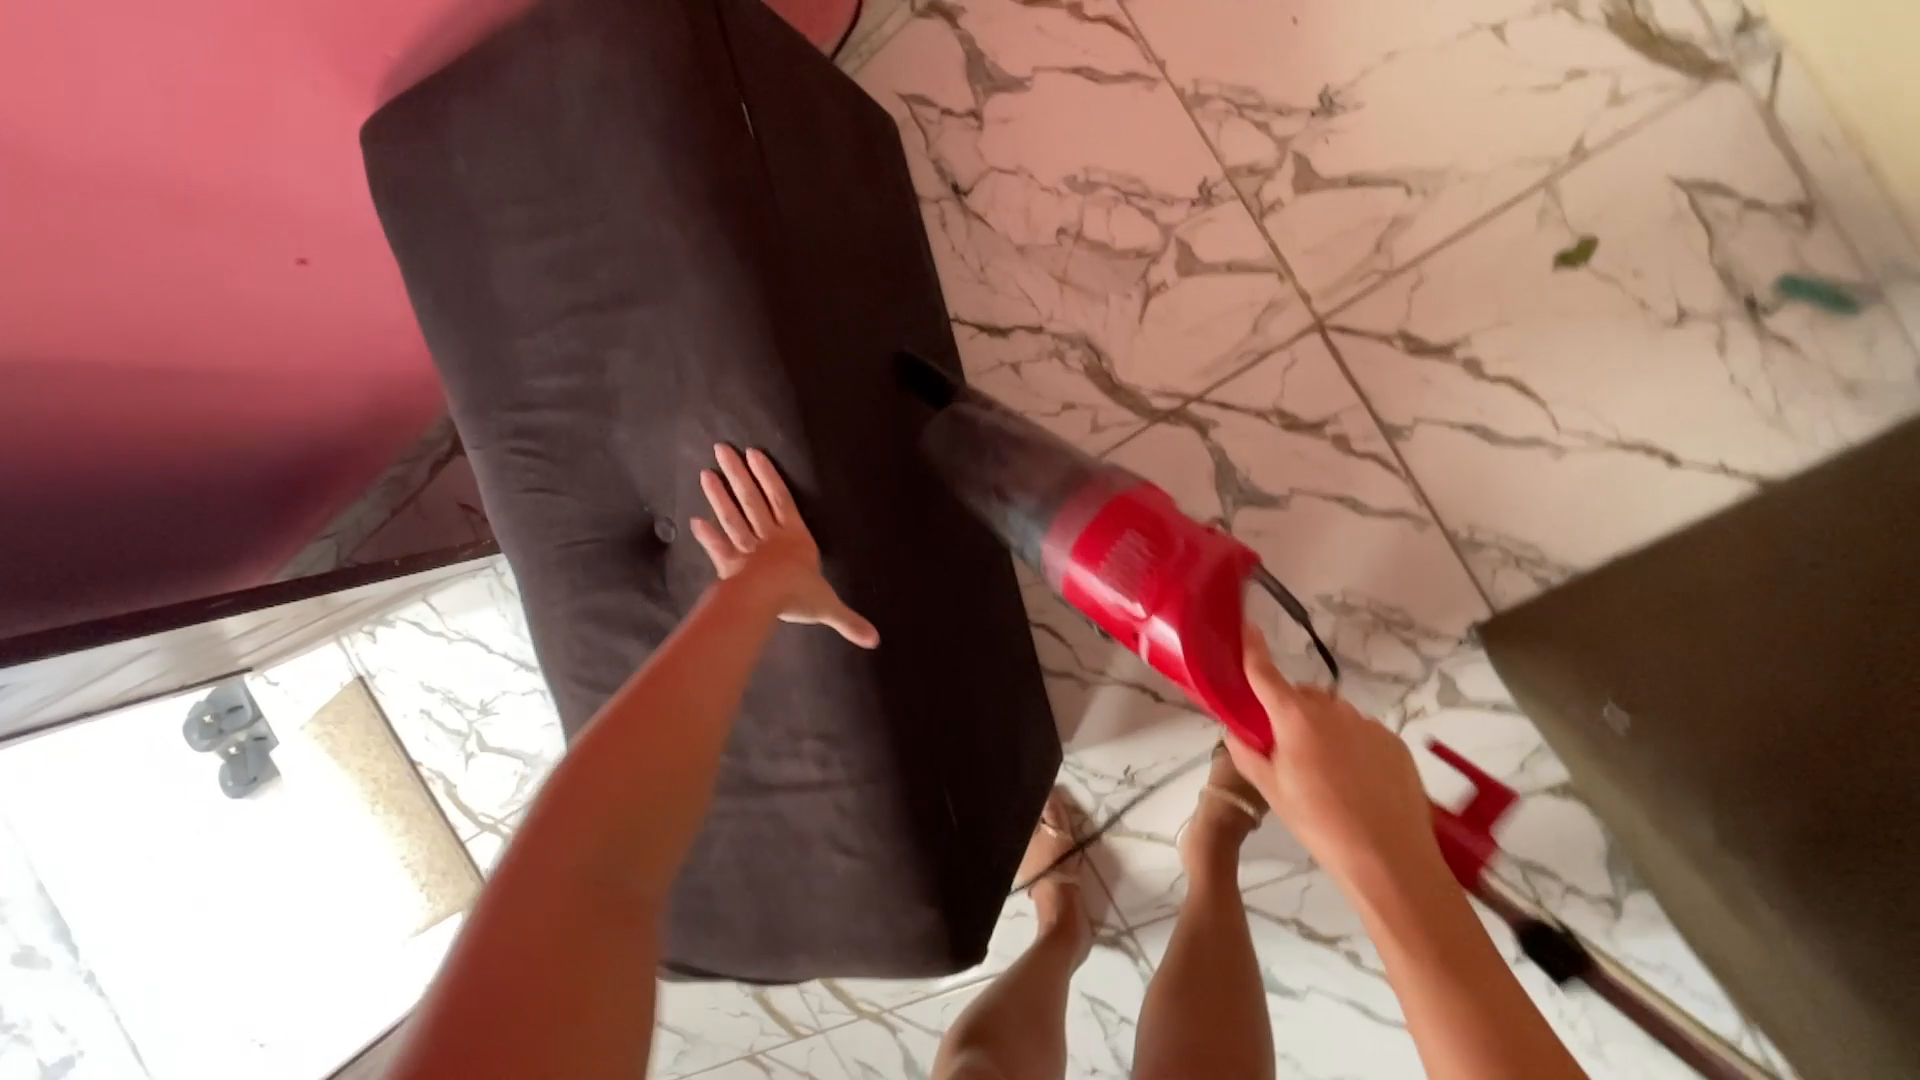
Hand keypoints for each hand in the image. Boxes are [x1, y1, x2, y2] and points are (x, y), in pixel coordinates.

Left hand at [689, 444, 879, 648]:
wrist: (765, 600)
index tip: (755, 454)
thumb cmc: (798, 595)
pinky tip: (694, 521)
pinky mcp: (729, 565)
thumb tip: (874, 640)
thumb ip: (848, 620)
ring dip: (719, 496)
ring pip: (733, 517)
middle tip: (723, 450)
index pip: (782, 501)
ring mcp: (747, 549)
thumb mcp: (829, 607)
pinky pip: (717, 546)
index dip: (769, 477)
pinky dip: (706, 534)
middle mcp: (770, 538)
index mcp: (796, 539)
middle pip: (753, 501)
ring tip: (706, 473)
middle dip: (739, 476)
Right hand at [1224, 625, 1444, 892]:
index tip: (1247, 626)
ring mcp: (1367, 724)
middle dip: (1288, 712)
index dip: (1253, 649)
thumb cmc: (1318, 822)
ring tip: (1324, 773)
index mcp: (1295, 718)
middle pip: (1301, 697)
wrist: (1388, 858)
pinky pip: (1361, 733)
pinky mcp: (1394, 742)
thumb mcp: (1270, 790)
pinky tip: (1354, 782)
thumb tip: (1236, 731)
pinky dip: (1351, 746)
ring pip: (1333, 715)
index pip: (1266, 673)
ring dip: (1321, 729)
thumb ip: (1247, 752)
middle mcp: (1332, 710)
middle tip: (1284, 749)